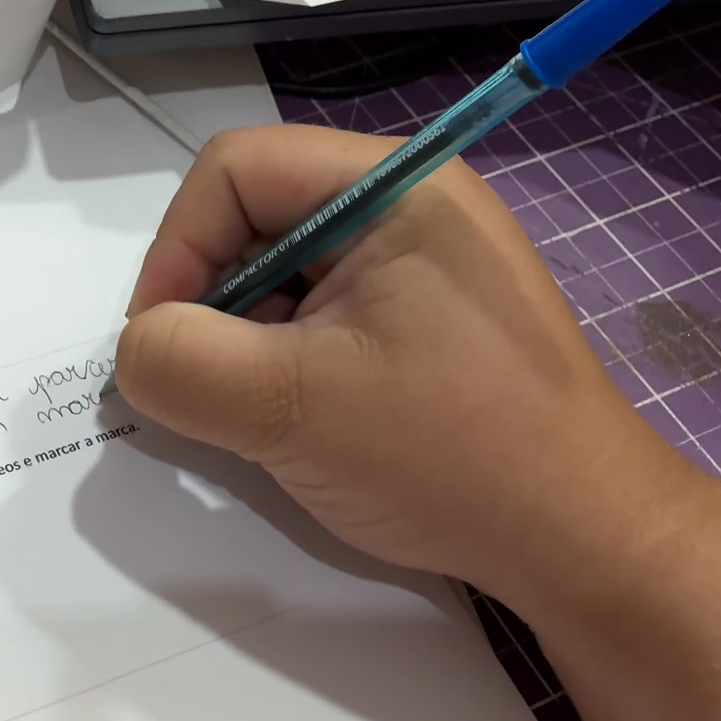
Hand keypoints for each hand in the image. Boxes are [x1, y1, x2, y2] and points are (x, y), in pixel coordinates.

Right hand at [114, 124, 710, 599]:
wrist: (588, 551)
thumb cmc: (454, 460)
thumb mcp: (288, 409)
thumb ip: (178, 363)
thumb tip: (133, 349)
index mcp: (394, 186)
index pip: (233, 170)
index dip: (179, 247)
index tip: (164, 338)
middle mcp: (401, 202)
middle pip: (244, 214)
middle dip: (206, 296)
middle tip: (207, 376)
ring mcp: (405, 255)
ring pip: (263, 263)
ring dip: (233, 330)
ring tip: (256, 400)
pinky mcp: (402, 305)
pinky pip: (297, 301)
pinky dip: (264, 349)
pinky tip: (288, 405)